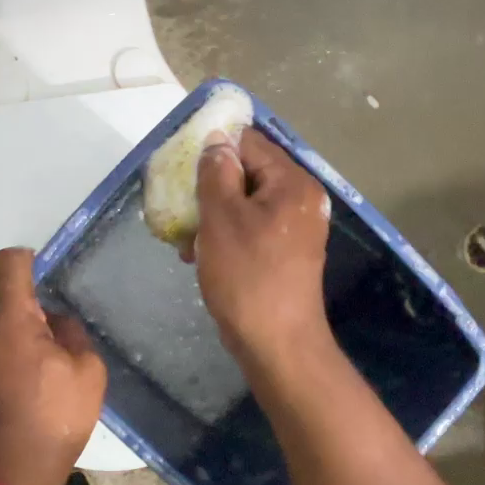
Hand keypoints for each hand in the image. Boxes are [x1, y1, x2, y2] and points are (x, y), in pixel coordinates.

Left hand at [0, 248, 107, 484]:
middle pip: (3, 307)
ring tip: (35, 385)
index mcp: (9, 322)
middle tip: (54, 355)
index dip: (25, 259)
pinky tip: (14, 401)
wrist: (6, 480)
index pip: (7, 264)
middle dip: (27, 320)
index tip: (40, 272)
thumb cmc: (53, 422)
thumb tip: (55, 322)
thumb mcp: (88, 374)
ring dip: (11, 347)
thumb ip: (72, 334)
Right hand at [192, 128, 333, 367]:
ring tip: (188, 243)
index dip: (214, 150)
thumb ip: (217, 173)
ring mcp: (296, 229)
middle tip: (182, 212)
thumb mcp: (221, 218)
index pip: (249, 143)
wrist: (277, 342)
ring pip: (246, 205)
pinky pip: (252, 230)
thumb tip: (217, 141)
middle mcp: (301, 199)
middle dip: (211, 190)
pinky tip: (202, 257)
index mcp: (292, 182)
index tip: (183, 171)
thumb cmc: (247, 276)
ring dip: (214, 217)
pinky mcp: (287, 255)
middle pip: (248, 174)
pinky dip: (227, 237)